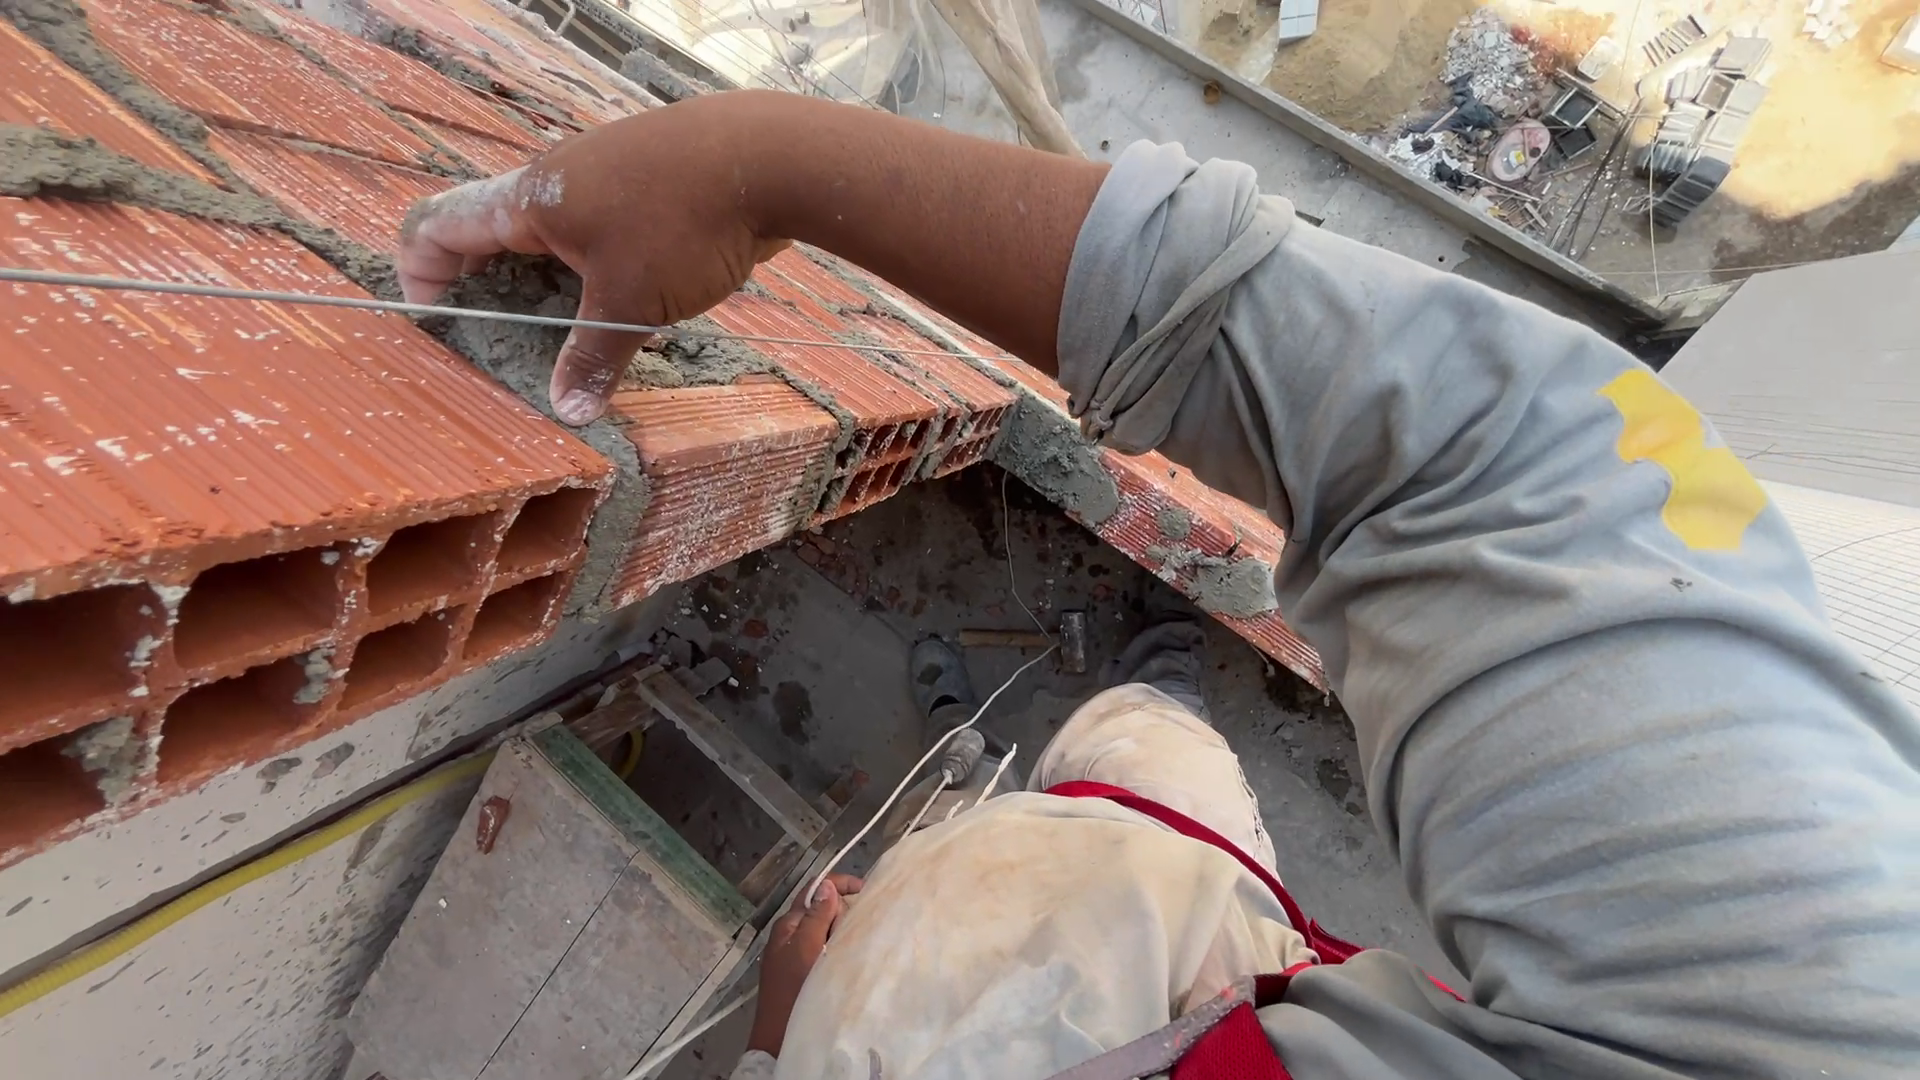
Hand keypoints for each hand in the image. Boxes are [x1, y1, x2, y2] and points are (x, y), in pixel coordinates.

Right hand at [396, 98, 790, 424]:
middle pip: (503, 241)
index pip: (440, 224)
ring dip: (566, 298)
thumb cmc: (682, 222)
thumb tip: (567, 411)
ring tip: (578, 347)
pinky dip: (612, 286)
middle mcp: (560, 188)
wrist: (765, 163)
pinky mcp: (651, 204)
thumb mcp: (633, 300)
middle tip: (516, 349)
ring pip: (566, 250)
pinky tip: (641, 324)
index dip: (422, 271)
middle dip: (502, 296)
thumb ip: (595, 355)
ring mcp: (608, 191)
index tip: (436, 319)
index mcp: (530, 202)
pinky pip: (614, 250)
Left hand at [746, 873, 863, 1055]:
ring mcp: (797, 952)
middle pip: (822, 907)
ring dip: (840, 930)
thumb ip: (816, 916)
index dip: (838, 884)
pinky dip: (837, 945)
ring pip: (826, 927)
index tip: (864, 891)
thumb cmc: (792, 989)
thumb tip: (827, 884)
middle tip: (850, 930)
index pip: (815, 889)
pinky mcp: (805, 969)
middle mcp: (792, 933)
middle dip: (840, 911)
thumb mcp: (805, 948)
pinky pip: (825, 946)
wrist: (779, 1038)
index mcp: (789, 923)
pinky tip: (845, 955)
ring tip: (850, 944)